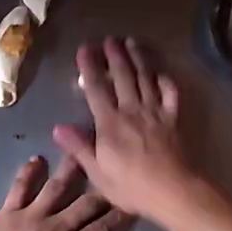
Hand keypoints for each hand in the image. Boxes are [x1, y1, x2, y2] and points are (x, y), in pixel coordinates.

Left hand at [0, 155, 126, 230]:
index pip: (101, 229)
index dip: (118, 216)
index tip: (130, 204)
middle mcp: (55, 227)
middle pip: (84, 203)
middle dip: (100, 189)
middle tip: (110, 173)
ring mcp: (31, 216)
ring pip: (55, 187)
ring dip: (69, 169)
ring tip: (79, 152)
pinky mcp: (7, 212)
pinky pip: (20, 188)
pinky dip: (28, 172)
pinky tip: (36, 159)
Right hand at [54, 37, 205, 222]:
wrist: (173, 191)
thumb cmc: (131, 186)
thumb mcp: (97, 173)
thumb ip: (79, 147)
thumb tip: (58, 128)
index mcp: (110, 123)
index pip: (96, 89)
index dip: (90, 67)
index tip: (85, 49)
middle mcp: (132, 111)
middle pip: (123, 77)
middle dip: (115, 56)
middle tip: (110, 39)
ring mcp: (155, 113)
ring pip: (145, 79)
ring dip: (138, 60)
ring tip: (131, 43)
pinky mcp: (173, 120)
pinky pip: (170, 95)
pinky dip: (166, 82)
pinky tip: (161, 74)